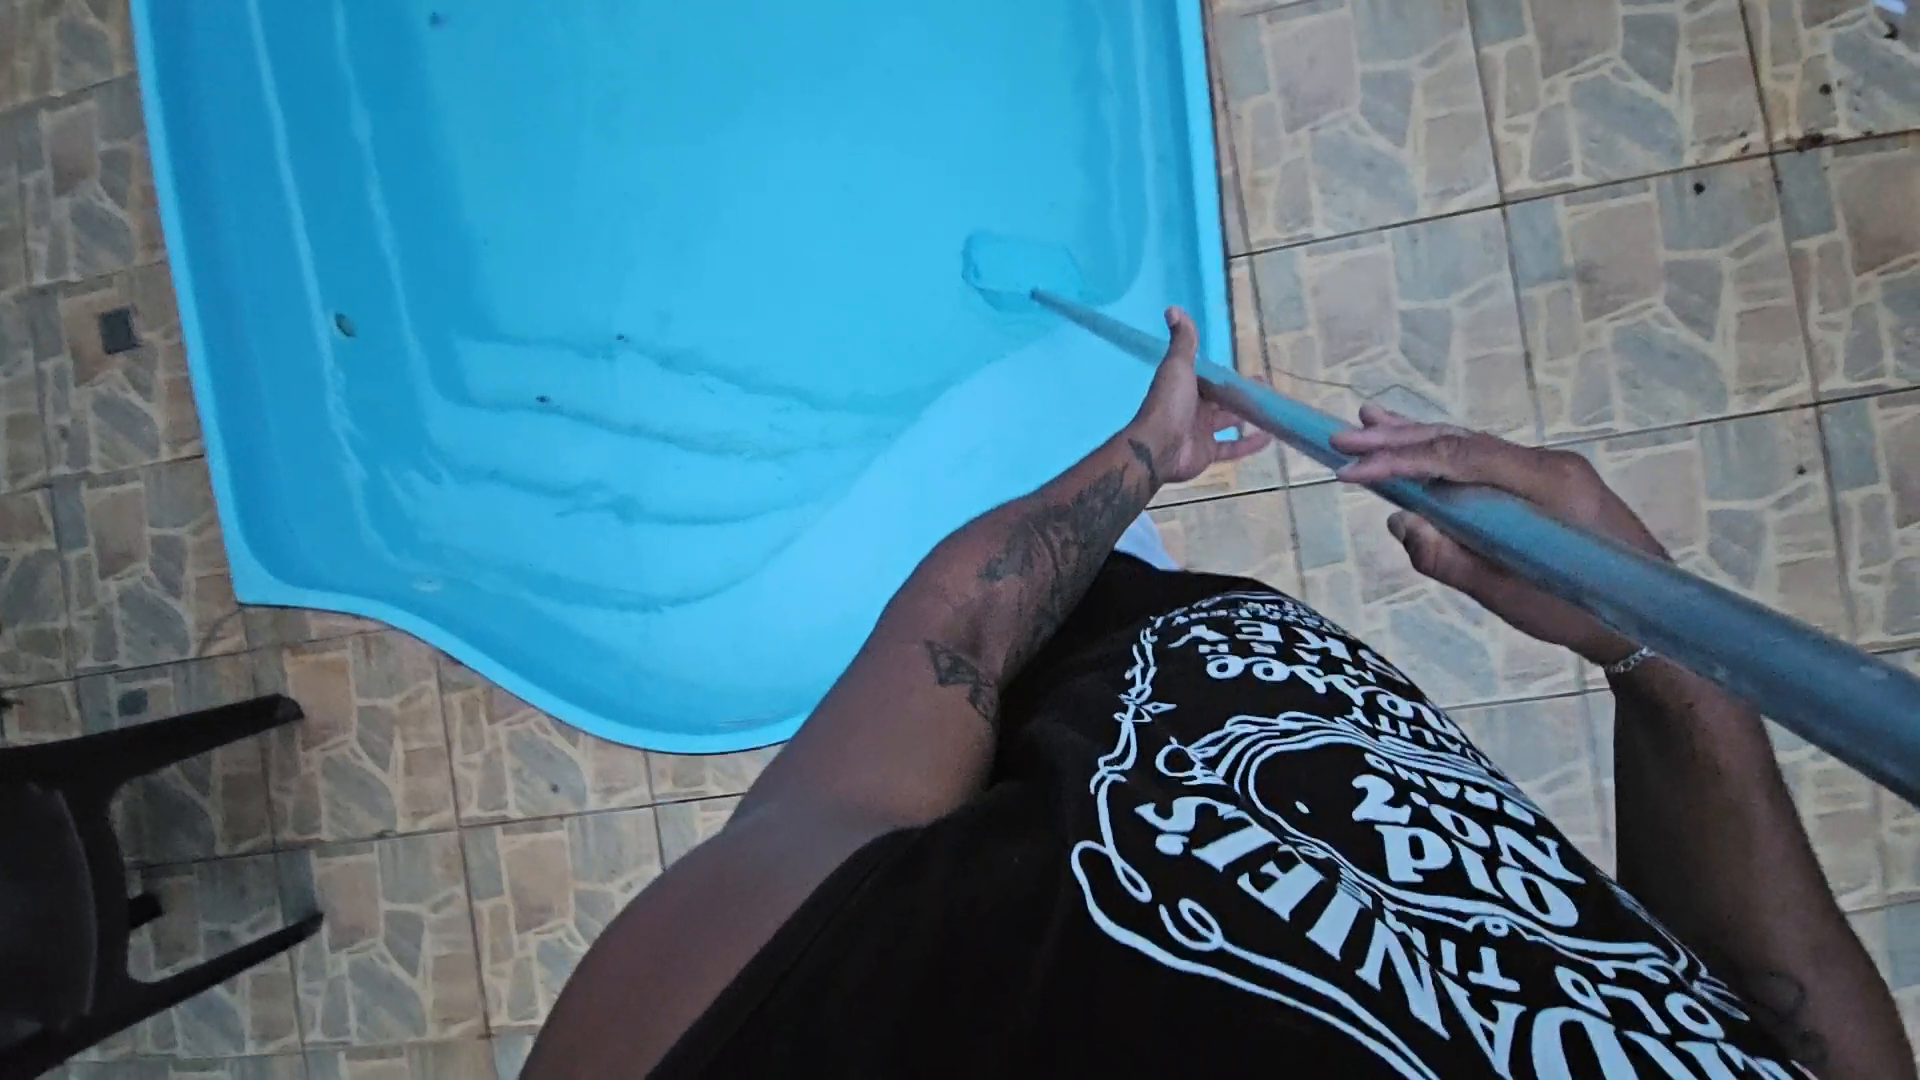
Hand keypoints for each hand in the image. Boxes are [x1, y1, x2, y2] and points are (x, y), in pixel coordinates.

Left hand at [1127, 307, 1272, 485]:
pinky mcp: (1207, 453)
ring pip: (1229, 422)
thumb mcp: (1178, 366)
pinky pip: (1232, 448)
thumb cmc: (1169, 403)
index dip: (1229, 376)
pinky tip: (1270, 437)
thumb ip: (1183, 341)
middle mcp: (1193, 408)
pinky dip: (1250, 444)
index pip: (1212, 379)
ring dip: (1249, 418)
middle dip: (1243, 396)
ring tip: (1274, 411)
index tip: (1253, 372)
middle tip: (1268, 391)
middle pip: (1223, 400)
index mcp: (1187, 386)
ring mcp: (1200, 432)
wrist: (1158, 446)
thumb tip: (1172, 309)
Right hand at [1329, 405, 1666, 665]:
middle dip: (1395, 438)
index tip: (1348, 470)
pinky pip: (1477, 459)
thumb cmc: (1581, 608)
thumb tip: (1397, 520)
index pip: (1456, 458)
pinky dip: (1437, 451)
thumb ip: (1448, 557)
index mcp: (1544, 484)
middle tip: (1340, 436)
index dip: (1397, 461)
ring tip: (1364, 421)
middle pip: (1457, 441)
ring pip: (1465, 444)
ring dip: (1412, 435)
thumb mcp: (1506, 593)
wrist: (1650, 618)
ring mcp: (1541, 470)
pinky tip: (1412, 440)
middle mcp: (1543, 464)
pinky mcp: (1535, 483)